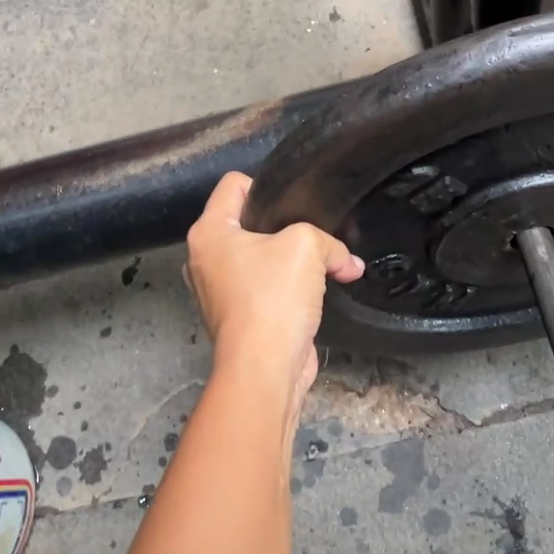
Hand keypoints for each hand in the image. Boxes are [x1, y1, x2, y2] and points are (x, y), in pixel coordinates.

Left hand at [185, 172, 365, 408]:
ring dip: (289, 260)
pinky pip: (265, 287)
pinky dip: (288, 288)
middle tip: (312, 231)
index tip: (295, 202)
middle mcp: (205, 259)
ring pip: (260, 257)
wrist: (265, 369)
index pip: (233, 184)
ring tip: (319, 263)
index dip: (267, 185)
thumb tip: (349, 263)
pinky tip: (314, 292)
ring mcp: (219, 291)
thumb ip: (329, 241)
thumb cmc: (273, 298)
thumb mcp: (307, 245)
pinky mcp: (239, 316)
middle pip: (248, 221)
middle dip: (282, 225)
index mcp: (209, 232)